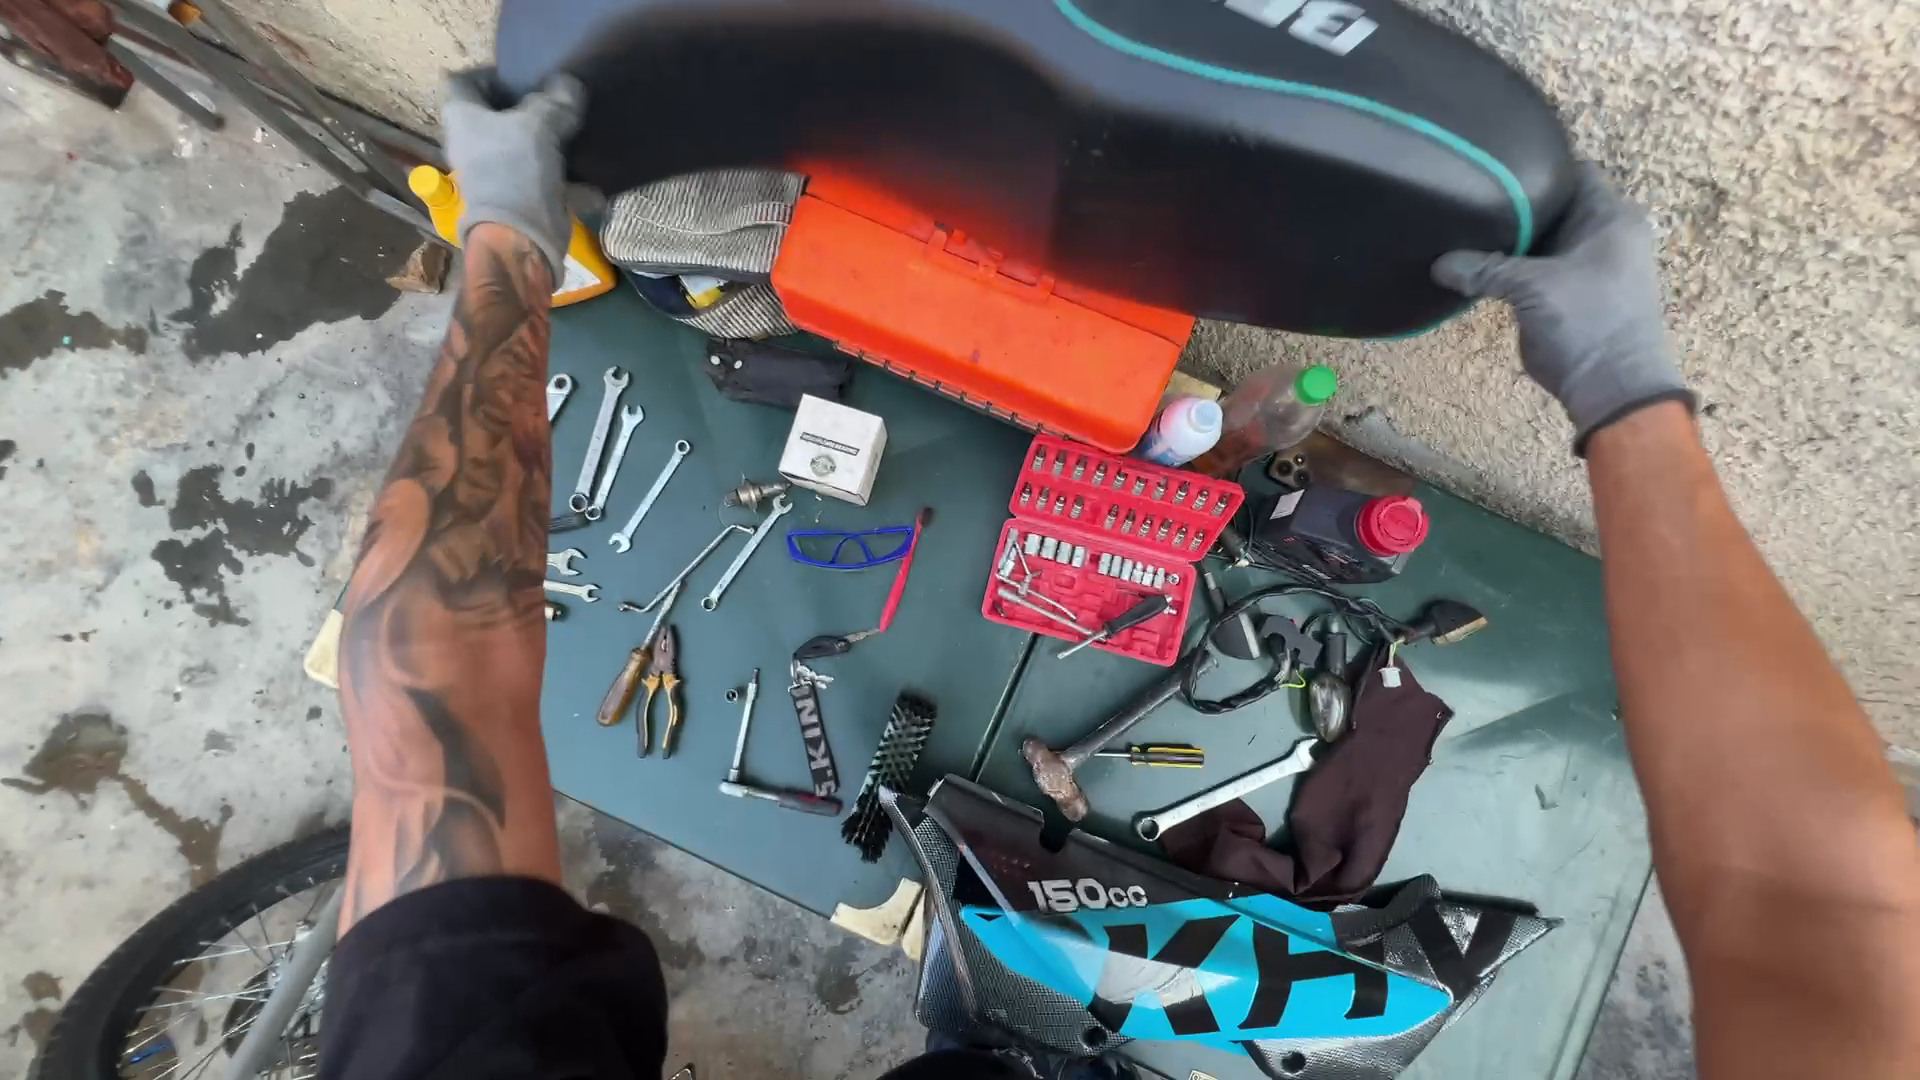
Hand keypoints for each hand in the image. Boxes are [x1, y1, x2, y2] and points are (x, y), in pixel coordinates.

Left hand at [440, 68, 586, 281]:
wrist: (522, 237)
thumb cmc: (516, 172)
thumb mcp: (538, 127)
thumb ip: (555, 104)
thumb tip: (569, 85)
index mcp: (462, 118)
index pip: (464, 81)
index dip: (491, 75)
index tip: (524, 79)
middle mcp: (472, 144)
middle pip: (498, 118)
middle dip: (528, 113)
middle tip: (556, 108)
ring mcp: (496, 175)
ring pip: (524, 151)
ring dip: (549, 146)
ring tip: (577, 140)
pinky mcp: (520, 200)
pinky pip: (545, 183)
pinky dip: (567, 182)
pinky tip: (591, 182)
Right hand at [1432, 165, 1693, 454]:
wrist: (1609, 383)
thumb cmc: (1589, 321)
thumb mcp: (1534, 287)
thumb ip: (1486, 270)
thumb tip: (1438, 263)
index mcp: (1611, 217)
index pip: (1573, 174)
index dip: (1535, 169)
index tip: (1490, 170)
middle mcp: (1599, 234)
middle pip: (1548, 208)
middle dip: (1509, 208)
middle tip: (1463, 202)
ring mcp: (1578, 265)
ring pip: (1534, 242)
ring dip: (1503, 242)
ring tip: (1459, 233)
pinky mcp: (1559, 294)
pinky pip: (1526, 270)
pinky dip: (1502, 268)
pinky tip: (1470, 268)